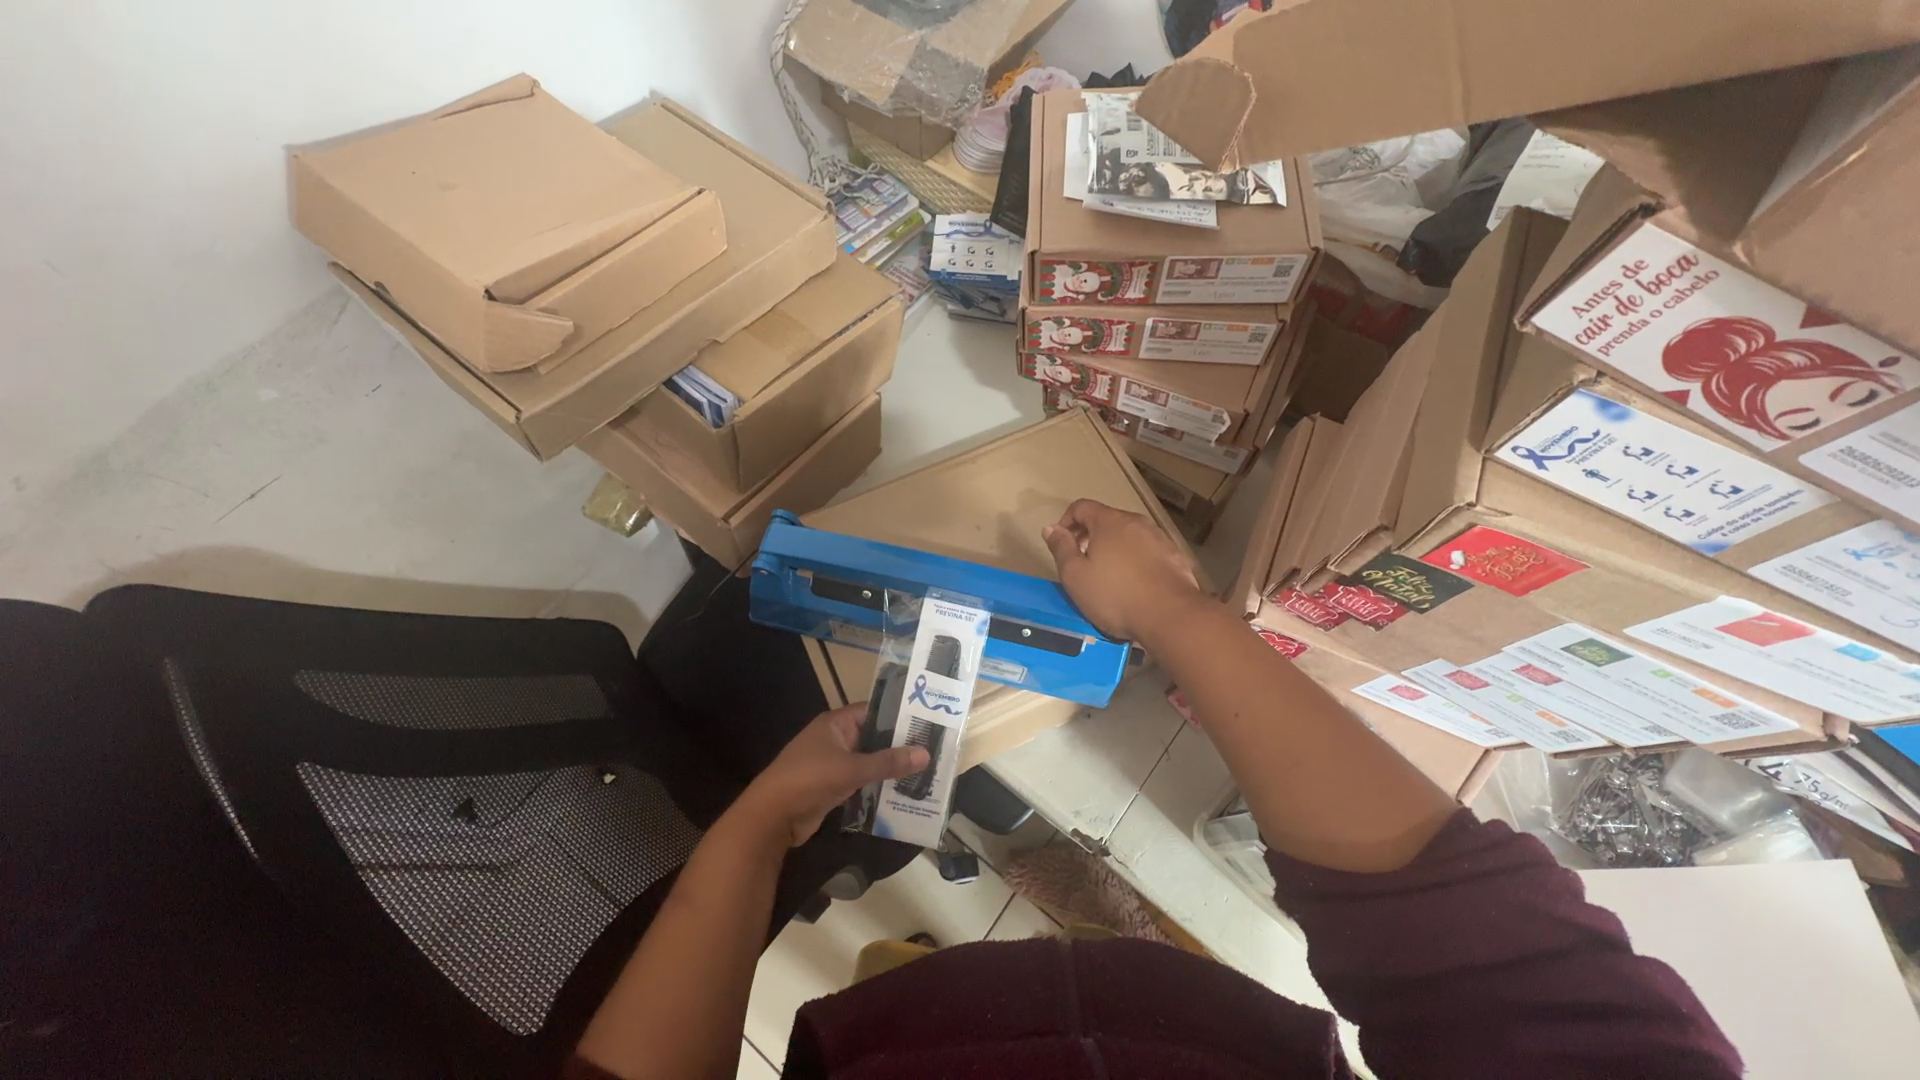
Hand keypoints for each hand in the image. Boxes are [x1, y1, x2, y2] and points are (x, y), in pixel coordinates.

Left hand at [736, 705, 929, 846]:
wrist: (772, 816)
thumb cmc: (809, 780)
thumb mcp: (852, 768)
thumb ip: (888, 762)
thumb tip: (926, 754)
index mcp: (835, 724)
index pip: (872, 711)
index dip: (897, 715)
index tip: (927, 722)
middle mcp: (834, 739)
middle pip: (872, 737)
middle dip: (898, 745)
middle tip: (933, 749)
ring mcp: (832, 764)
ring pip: (867, 761)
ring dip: (889, 767)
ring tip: (924, 771)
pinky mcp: (831, 787)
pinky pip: (861, 782)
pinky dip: (877, 786)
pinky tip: (902, 791)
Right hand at [1042, 499, 1205, 642]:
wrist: (1170, 615)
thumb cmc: (1115, 595)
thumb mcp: (1075, 576)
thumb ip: (1061, 548)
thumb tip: (1051, 528)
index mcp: (1109, 522)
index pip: (1081, 507)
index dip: (1066, 522)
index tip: (1062, 544)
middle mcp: (1136, 522)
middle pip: (1107, 520)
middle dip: (1090, 536)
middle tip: (1082, 563)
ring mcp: (1159, 538)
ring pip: (1129, 535)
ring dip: (1114, 548)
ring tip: (1109, 576)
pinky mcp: (1175, 556)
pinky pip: (1148, 551)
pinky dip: (1136, 560)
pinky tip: (1135, 585)